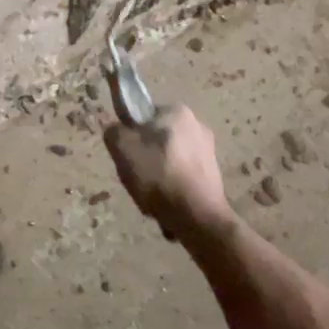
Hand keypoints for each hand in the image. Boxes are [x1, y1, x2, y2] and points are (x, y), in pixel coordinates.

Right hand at [104, 105, 234, 242]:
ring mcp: (210, 151)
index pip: (145, 117)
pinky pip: (183, 176)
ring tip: (151, 195)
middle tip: (137, 176)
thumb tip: (118, 131)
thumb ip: (114, 131)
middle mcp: (198, 125)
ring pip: (170, 159)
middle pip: (157, 139)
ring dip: (159, 174)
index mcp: (177, 111)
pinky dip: (173, 187)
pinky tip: (167, 203)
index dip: (132, 136)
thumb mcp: (122, 147)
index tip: (128, 155)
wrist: (197, 217)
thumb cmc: (158, 175)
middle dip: (146, 157)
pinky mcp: (215, 176)